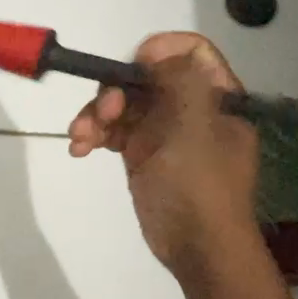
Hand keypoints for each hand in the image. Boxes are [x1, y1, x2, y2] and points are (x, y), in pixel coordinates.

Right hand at [67, 32, 257, 270]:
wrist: (199, 248)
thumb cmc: (202, 187)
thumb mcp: (196, 128)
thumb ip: (180, 81)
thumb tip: (154, 51)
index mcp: (217, 97)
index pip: (191, 52)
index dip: (159, 51)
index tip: (131, 66)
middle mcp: (191, 108)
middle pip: (145, 78)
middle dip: (115, 91)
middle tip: (102, 114)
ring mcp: (164, 132)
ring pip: (124, 105)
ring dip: (96, 115)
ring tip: (80, 138)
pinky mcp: (141, 155)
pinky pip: (113, 131)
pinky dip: (94, 135)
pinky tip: (80, 150)